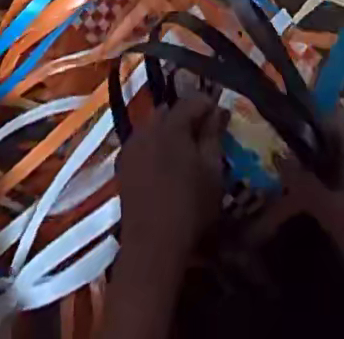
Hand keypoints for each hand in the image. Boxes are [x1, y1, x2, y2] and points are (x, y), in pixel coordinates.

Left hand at [116, 94, 225, 261]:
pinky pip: (142, 142)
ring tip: (184, 149)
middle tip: (203, 133)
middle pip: (169, 111)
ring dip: (169, 130)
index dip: (208, 105)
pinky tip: (164, 163)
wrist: (152, 242)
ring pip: (153, 125)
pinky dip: (154, 144)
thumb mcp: (212, 170)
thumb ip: (213, 135)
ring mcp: (131, 144)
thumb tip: (217, 111)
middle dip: (186, 116)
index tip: (221, 115)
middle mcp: (147, 127)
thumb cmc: (190, 206)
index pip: (191, 101)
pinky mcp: (123, 162)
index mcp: (171, 125)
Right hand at [280, 106, 343, 299]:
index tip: (274, 134)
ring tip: (292, 185)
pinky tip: (318, 201)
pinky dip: (330, 178)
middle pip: (326, 132)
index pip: (321, 111)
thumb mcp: (332, 213)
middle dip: (302, 145)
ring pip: (336, 153)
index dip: (296, 117)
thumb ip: (303, 183)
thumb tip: (278, 156)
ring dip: (315, 165)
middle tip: (279, 164)